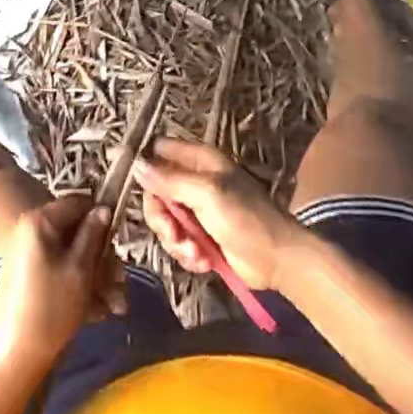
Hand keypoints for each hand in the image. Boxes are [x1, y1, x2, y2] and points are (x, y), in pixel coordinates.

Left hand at [0, 195, 121, 375]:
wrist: (11, 359)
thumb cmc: (49, 309)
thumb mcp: (79, 270)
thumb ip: (93, 235)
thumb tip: (104, 208)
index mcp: (40, 220)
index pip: (79, 202)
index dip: (102, 219)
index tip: (119, 244)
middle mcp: (31, 230)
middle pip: (77, 231)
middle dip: (103, 257)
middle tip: (120, 284)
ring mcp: (29, 255)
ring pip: (73, 254)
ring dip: (97, 276)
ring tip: (115, 306)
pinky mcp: (30, 277)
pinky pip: (61, 270)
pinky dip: (80, 285)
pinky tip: (98, 311)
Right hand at [134, 138, 305, 290]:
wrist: (277, 261)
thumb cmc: (245, 218)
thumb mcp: (206, 194)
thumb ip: (170, 180)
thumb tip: (136, 165)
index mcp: (199, 160)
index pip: (160, 152)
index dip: (147, 167)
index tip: (140, 189)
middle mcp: (195, 181)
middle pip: (157, 192)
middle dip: (162, 218)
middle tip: (174, 234)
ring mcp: (197, 210)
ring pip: (166, 221)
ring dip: (177, 242)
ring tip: (196, 253)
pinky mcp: (201, 237)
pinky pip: (178, 242)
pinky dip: (188, 255)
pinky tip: (204, 261)